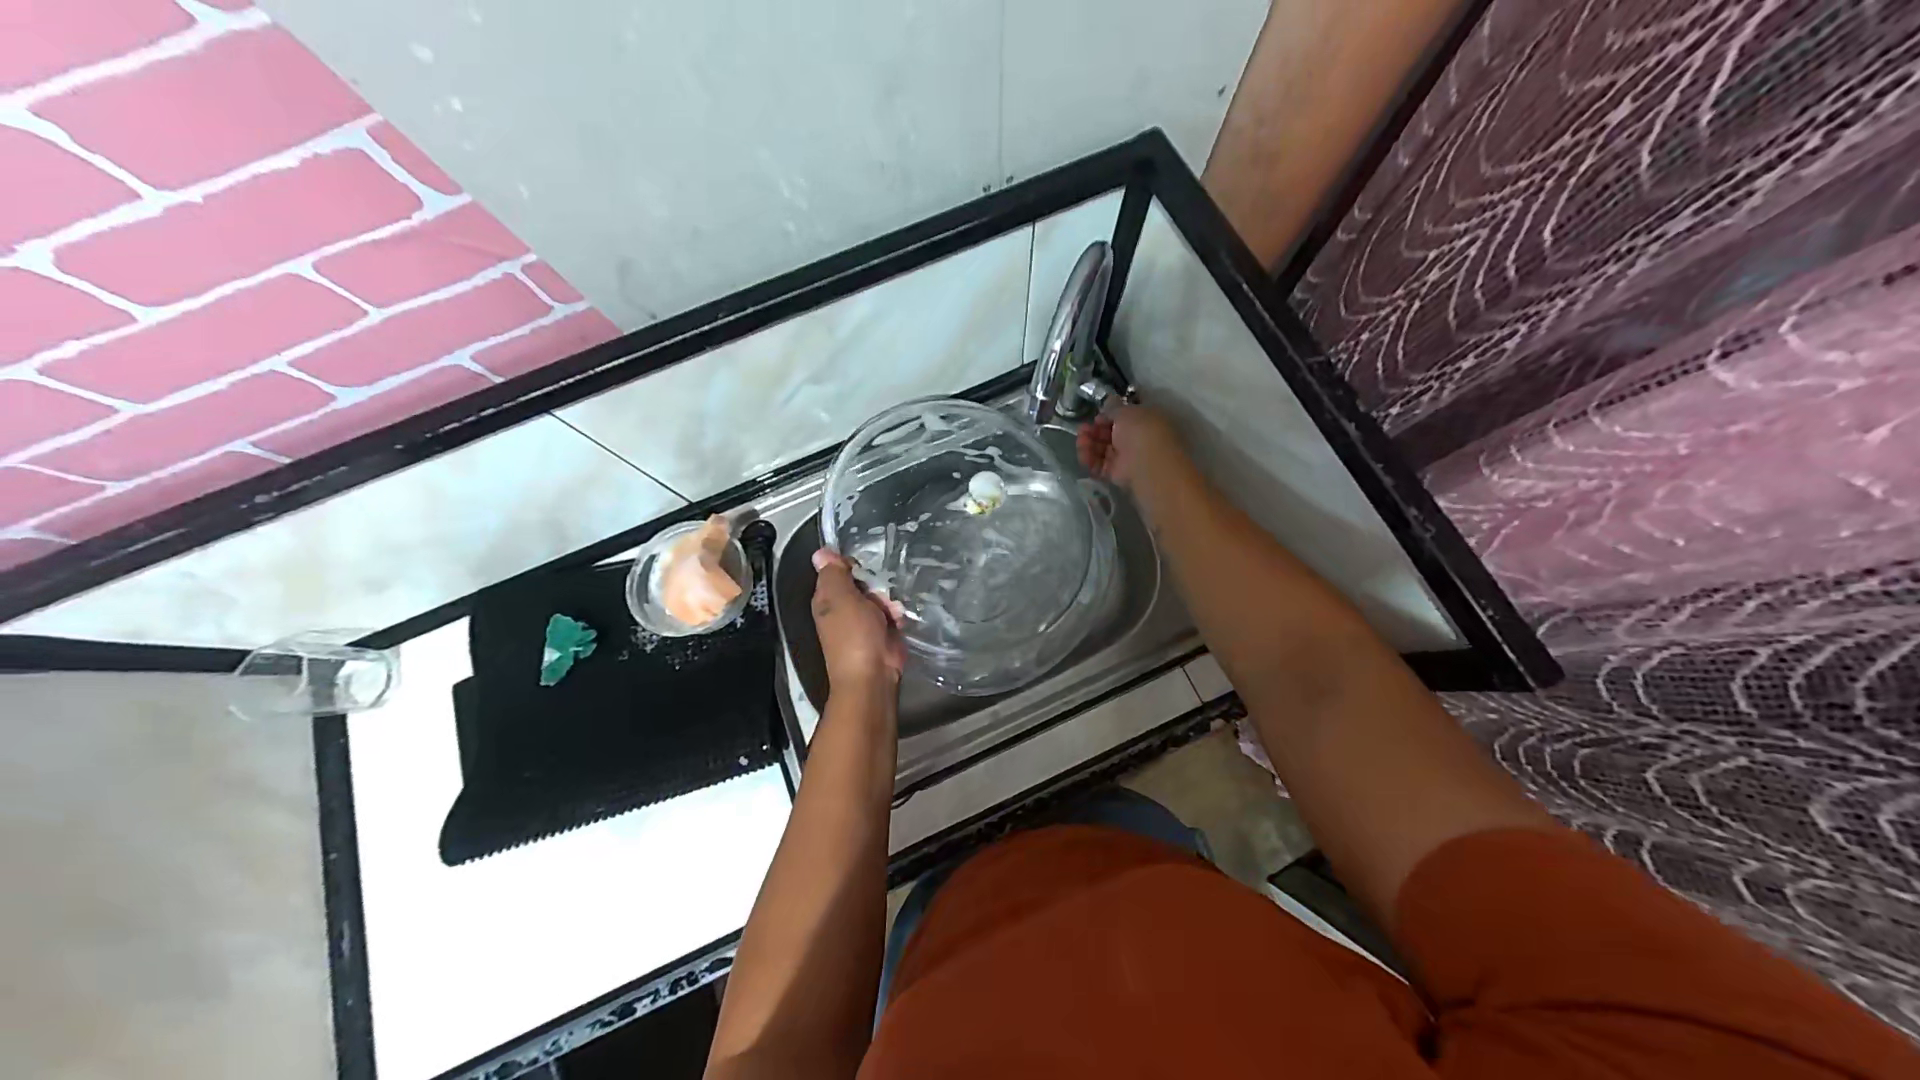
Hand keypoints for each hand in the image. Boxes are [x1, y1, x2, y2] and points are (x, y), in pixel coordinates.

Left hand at [810, 549, 904, 692]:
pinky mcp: (884, 630)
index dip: (850, 563)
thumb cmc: (853, 634)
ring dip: (888, 600)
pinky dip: (896, 614)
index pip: (837, 569)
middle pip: (862, 581)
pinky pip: (892, 612)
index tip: (862, 565)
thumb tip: (820, 552)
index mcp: (827, 597)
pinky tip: (898, 620)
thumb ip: (833, 573)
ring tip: (891, 610)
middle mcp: (844, 607)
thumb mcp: (839, 597)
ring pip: (880, 595)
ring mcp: (865, 619)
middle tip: (878, 590)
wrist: (873, 674)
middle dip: (874, 583)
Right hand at [1077, 403, 1182, 488]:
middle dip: (1094, 431)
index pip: (1122, 419)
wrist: (1146, 463)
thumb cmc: (1140, 430)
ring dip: (1089, 444)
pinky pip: (1099, 466)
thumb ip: (1114, 408)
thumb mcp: (1126, 411)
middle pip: (1109, 435)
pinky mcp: (1116, 475)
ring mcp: (1126, 459)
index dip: (1107, 417)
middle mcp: (1135, 440)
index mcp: (1143, 422)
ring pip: (1102, 450)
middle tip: (1083, 428)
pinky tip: (1083, 453)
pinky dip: (1090, 460)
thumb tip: (1109, 401)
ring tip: (1081, 440)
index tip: (1097, 416)